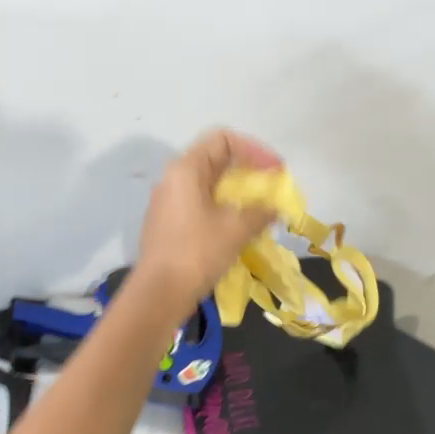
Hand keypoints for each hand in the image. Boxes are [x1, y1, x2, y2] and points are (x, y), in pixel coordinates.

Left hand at [133, 129, 281, 312]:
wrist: (159, 294)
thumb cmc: (197, 253)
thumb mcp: (236, 229)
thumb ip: (260, 212)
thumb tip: (274, 208)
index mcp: (186, 169)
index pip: (223, 139)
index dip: (254, 150)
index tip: (275, 172)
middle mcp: (172, 179)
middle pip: (215, 161)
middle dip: (247, 174)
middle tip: (270, 192)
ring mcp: (166, 204)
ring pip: (207, 188)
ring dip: (235, 196)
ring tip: (257, 214)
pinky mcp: (166, 226)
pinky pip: (198, 208)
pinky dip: (221, 212)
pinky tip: (235, 232)